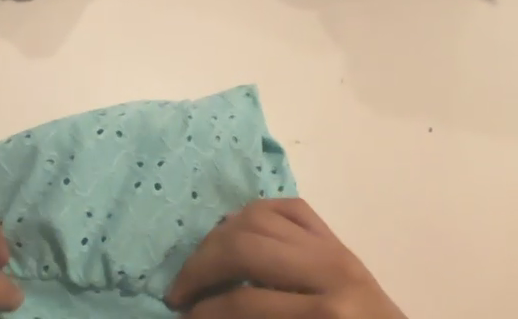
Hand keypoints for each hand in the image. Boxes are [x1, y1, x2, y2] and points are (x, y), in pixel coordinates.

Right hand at [166, 199, 405, 318]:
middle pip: (246, 245)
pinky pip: (289, 209)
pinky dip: (256, 216)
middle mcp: (329, 270)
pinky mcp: (338, 240)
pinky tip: (237, 235)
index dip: (204, 313)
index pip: (243, 304)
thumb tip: (202, 316)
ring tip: (202, 263)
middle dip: (202, 267)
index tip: (180, 318)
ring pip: (261, 215)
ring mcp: (336, 249)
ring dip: (221, 236)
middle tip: (179, 292)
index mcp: (324, 315)